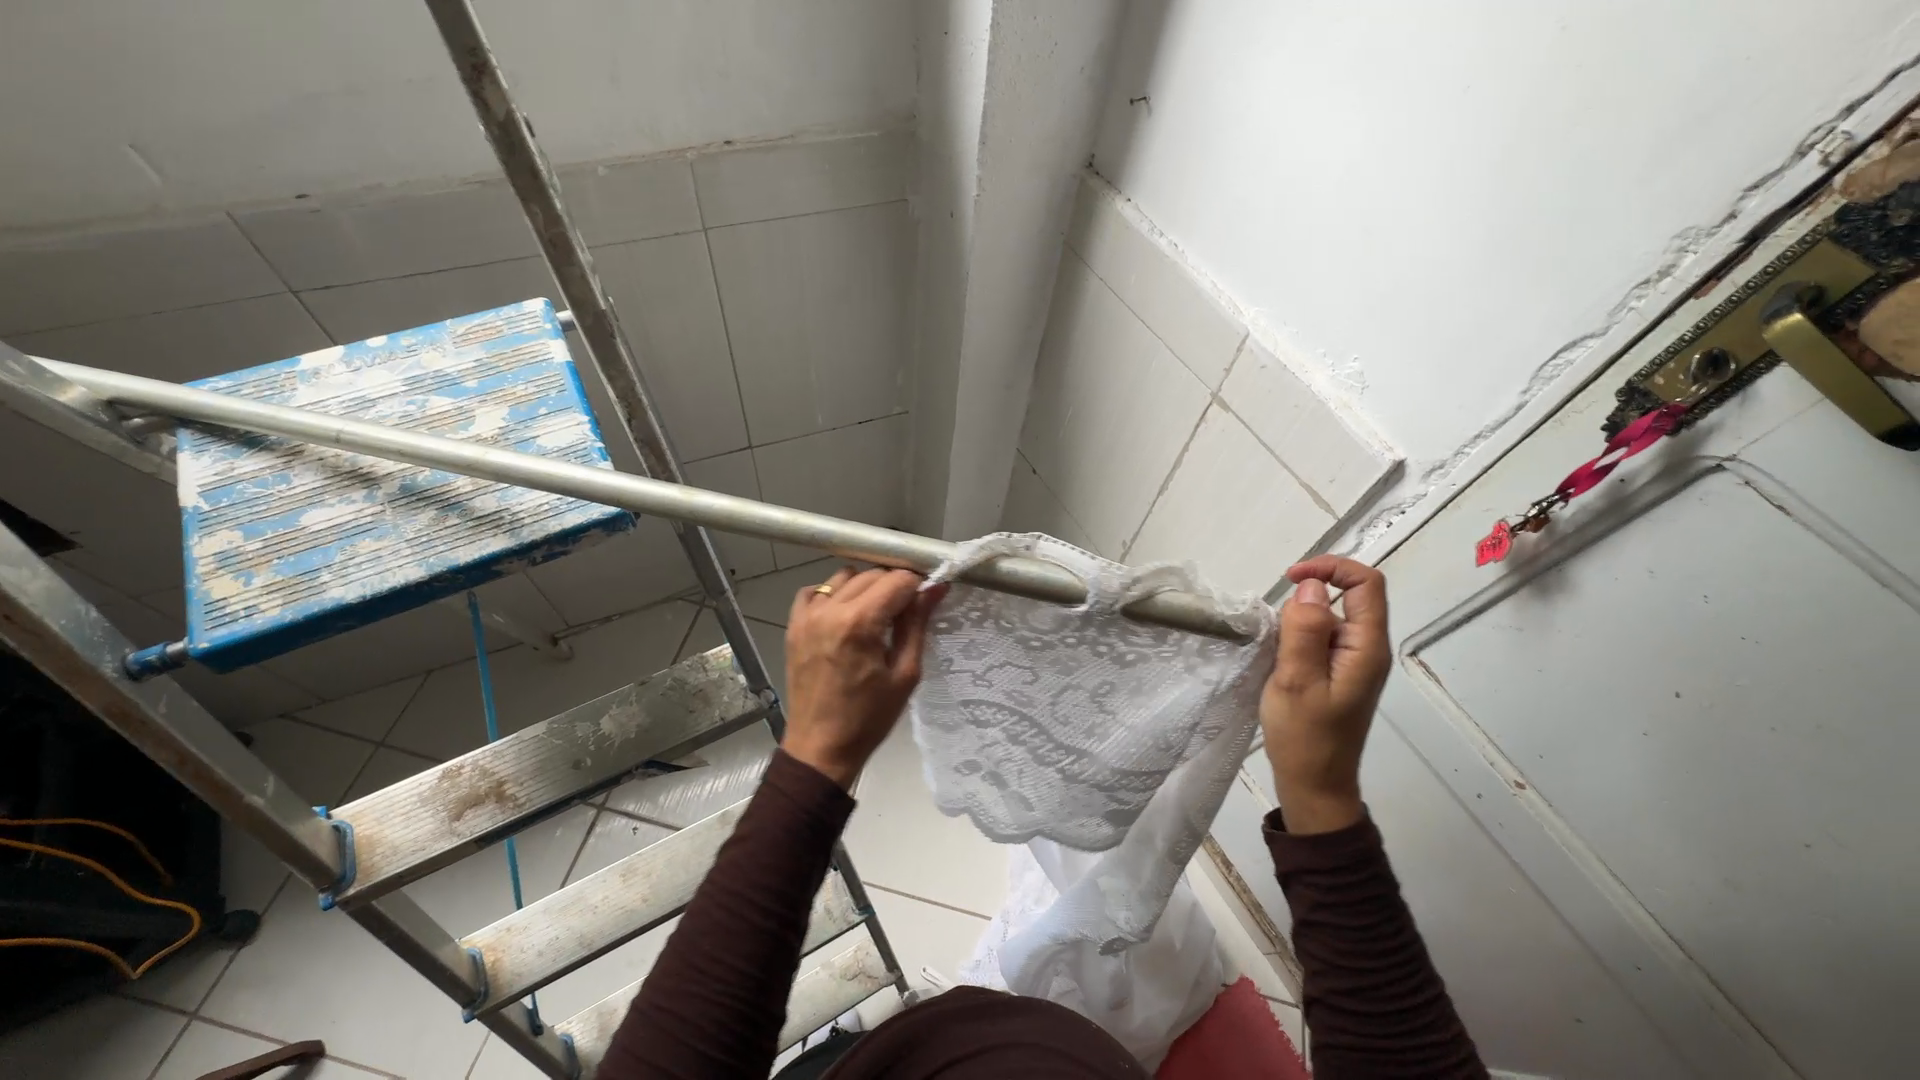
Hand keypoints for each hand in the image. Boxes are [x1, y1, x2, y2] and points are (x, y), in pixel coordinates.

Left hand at [782, 567, 947, 788]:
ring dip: (866, 587)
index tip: (928, 599)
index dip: (919, 586)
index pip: (898, 580)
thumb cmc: (869, 718)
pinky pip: (815, 591)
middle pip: (873, 574)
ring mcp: (807, 616)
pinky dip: (833, 594)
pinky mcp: (794, 626)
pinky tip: (845, 615)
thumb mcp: (905, 673)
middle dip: (895, 586)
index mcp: (860, 623)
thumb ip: (918, 624)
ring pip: (845, 577)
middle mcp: (830, 610)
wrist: (820, 748)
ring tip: (876, 615)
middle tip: (907, 612)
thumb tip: (936, 587)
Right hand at [1260, 555, 1391, 833]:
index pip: (1366, 584)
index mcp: (1367, 648)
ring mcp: (1353, 663)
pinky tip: (1278, 661)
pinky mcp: (1337, 674)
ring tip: (1273, 651)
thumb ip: (1305, 630)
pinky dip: (1297, 637)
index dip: (1332, 568)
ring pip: (1330, 618)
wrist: (1313, 785)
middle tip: (1274, 623)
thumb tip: (1312, 587)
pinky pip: (1321, 638)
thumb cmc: (1305, 737)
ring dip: (1299, 620)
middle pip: (1349, 597)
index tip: (1290, 578)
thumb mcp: (1297, 681)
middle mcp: (1367, 649)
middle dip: (1309, 596)